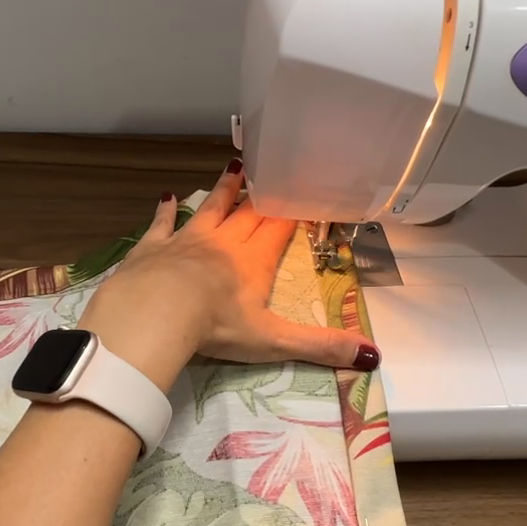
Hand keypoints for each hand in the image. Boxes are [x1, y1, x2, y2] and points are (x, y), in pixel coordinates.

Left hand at [77, 159, 378, 390]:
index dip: (291, 215)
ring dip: (223, 192)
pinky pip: (161, 224)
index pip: (276, 232)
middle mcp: (222, 244)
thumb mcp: (273, 340)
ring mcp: (185, 241)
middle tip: (272, 176)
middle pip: (246, 215)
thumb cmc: (216, 326)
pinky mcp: (151, 247)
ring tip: (233, 169)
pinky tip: (165, 197)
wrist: (155, 312)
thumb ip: (320, 347)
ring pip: (209, 210)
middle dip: (262, 198)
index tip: (303, 196)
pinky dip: (165, 211)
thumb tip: (374, 356)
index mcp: (252, 262)